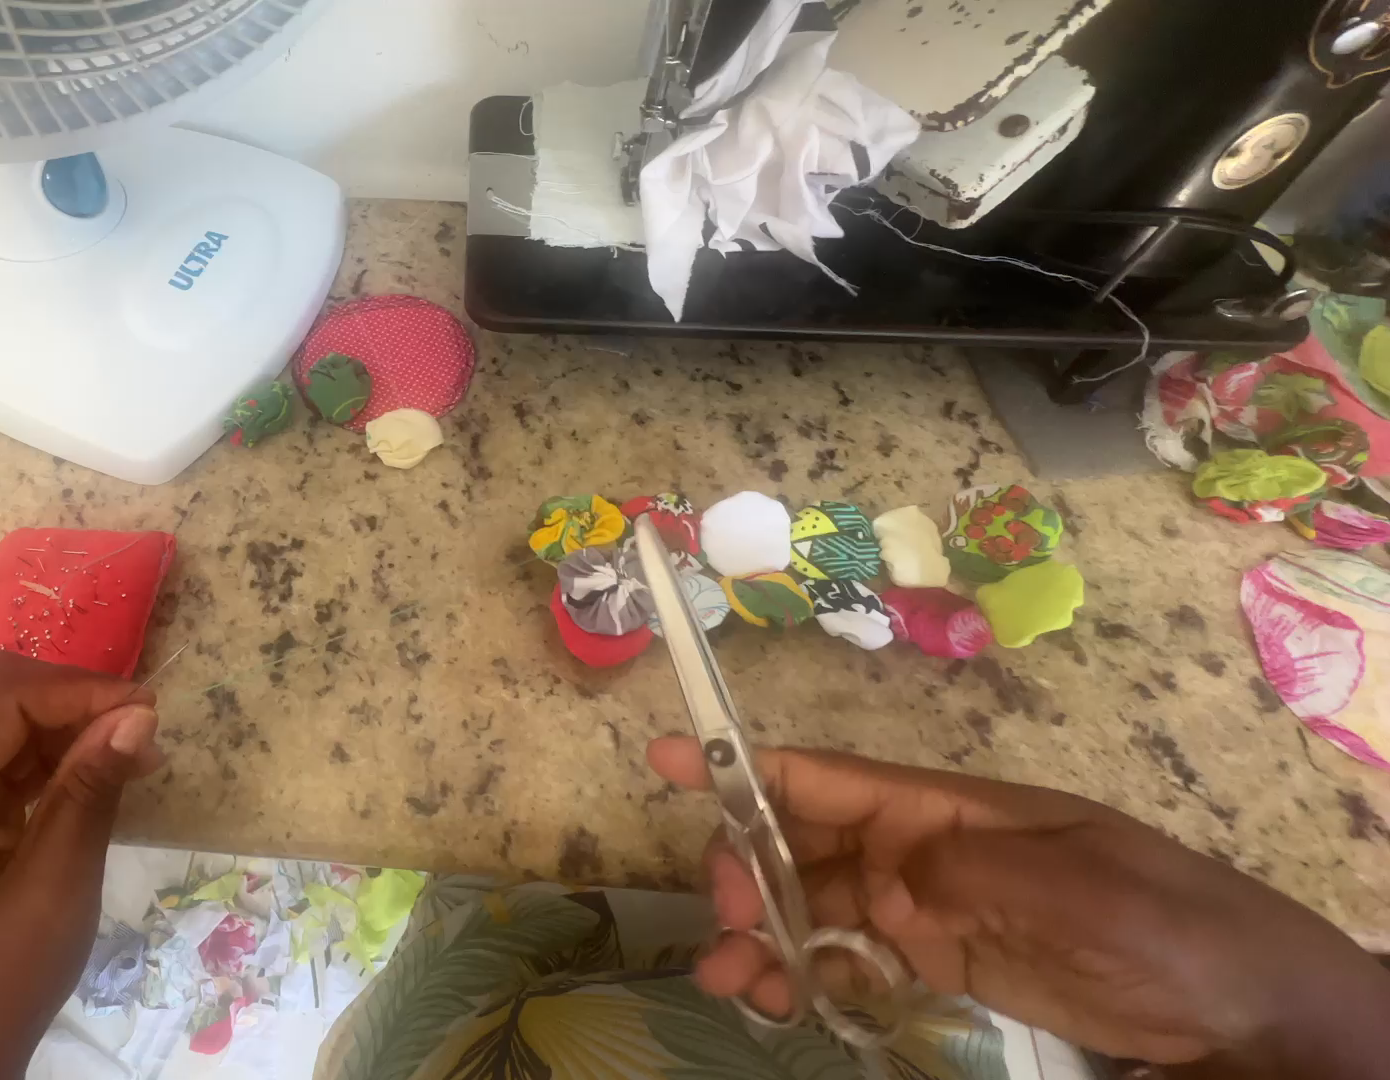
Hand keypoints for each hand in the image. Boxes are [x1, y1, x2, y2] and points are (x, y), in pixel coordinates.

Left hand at [0, 652, 164, 1079]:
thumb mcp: (52, 896)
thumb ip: (90, 795)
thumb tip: (139, 715)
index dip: (78, 690)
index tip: (148, 714)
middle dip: (72, 699)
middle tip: (139, 730)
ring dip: (64, 724)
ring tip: (130, 755)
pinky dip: (48, 754)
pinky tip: (93, 773)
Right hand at [646, 738, 1389, 1076]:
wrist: (1258, 1023)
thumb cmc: (1175, 928)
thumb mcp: (1084, 888)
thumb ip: (972, 868)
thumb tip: (887, 873)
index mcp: (936, 808)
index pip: (820, 777)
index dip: (741, 765)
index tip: (670, 759)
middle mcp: (910, 847)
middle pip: (796, 843)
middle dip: (747, 872)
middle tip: (730, 922)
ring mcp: (914, 906)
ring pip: (807, 906)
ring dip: (760, 935)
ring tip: (730, 980)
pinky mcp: (924, 962)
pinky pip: (840, 959)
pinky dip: (799, 974)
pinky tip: (775, 1001)